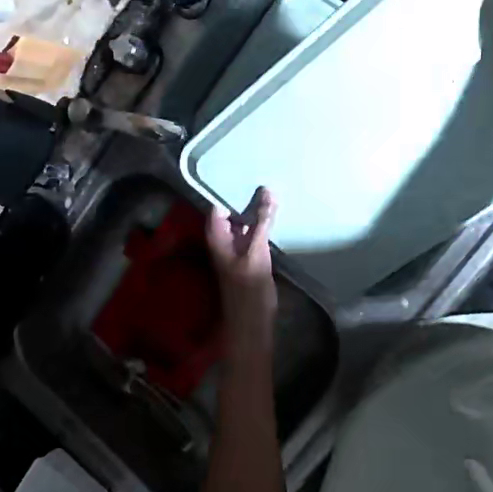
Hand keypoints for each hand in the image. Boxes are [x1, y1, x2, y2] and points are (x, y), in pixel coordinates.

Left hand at [206, 186, 276, 346]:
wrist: (252, 323)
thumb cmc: (248, 288)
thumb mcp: (256, 251)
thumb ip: (262, 220)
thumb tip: (268, 189)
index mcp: (216, 236)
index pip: (218, 202)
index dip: (230, 186)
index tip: (247, 168)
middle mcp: (222, 238)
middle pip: (232, 209)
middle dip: (246, 194)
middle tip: (266, 173)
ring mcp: (236, 247)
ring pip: (244, 220)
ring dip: (256, 208)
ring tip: (274, 188)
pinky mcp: (248, 254)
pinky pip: (253, 230)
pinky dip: (262, 221)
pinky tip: (276, 213)